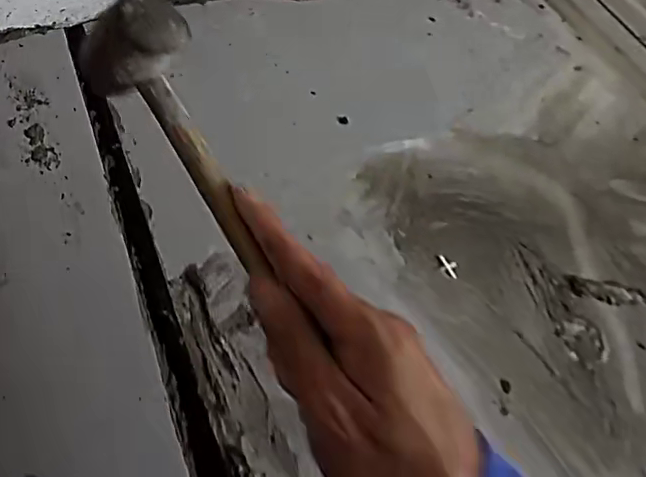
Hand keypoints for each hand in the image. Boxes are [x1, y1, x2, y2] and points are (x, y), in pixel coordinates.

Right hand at [234, 188, 480, 476]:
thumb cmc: (395, 471)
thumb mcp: (331, 412)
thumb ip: (294, 344)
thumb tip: (263, 285)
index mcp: (367, 330)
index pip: (302, 268)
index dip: (266, 230)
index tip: (240, 195)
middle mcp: (386, 325)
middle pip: (313, 299)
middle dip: (288, 323)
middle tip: (292, 380)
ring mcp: (400, 345)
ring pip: (330, 326)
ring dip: (310, 352)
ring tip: (321, 409)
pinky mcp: (406, 366)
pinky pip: (351, 346)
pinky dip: (331, 364)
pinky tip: (340, 406)